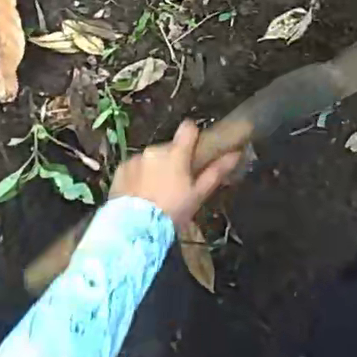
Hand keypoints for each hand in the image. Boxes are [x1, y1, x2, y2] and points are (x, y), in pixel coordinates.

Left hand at [108, 121, 243, 229]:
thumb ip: (216, 171)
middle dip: (173, 160)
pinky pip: (134, 167)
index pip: (188, 128)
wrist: (135, 228)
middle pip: (169, 147)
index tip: (195, 149)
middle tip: (176, 184)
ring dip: (155, 168)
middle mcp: (154, 150)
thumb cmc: (172, 211)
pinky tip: (140, 195)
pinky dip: (138, 176)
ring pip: (151, 158)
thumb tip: (236, 153)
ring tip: (155, 193)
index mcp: (176, 153)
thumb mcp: (198, 195)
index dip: (193, 136)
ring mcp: (135, 158)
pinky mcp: (121, 169)